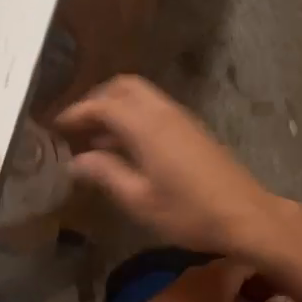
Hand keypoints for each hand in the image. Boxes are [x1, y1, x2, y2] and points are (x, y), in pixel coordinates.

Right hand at [55, 76, 301, 258]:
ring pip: (140, 94)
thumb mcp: (140, 200)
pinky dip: (133, 114)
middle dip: (97, 99)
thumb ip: (106, 174)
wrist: (245, 214)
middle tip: (78, 125)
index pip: (102, 105)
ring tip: (97, 137)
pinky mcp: (190, 126)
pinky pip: (153, 106)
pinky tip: (127, 146)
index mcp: (145, 126)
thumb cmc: (189, 212)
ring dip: (116, 105)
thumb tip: (76, 161)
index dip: (77, 112)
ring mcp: (179, 116)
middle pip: (122, 86)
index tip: (56, 125)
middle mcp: (161, 111)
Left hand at [80, 260, 301, 301]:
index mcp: (221, 269)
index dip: (275, 268)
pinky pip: (206, 291)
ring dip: (240, 294)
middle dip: (259, 282)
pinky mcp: (172, 298)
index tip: (293, 281)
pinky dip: (222, 300)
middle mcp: (203, 267)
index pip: (255, 256)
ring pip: (221, 281)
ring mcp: (184, 281)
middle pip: (238, 268)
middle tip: (280, 299)